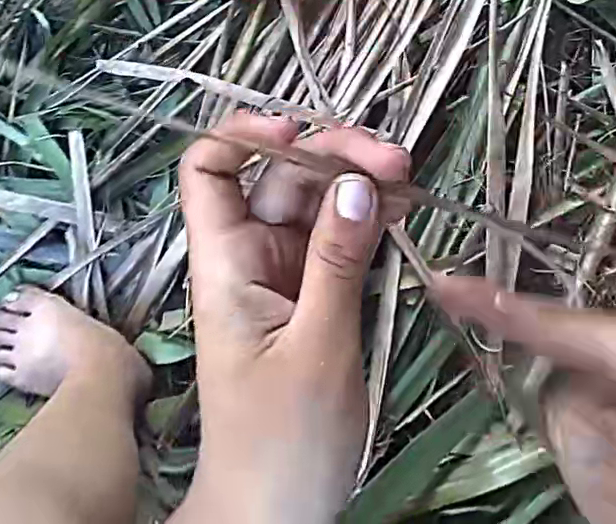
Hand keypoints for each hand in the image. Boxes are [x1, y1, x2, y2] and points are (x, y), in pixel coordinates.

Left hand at [172, 111, 410, 523]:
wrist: (278, 517)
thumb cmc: (283, 443)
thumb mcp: (318, 347)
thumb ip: (337, 261)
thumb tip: (358, 184)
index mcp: (226, 262)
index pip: (209, 170)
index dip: (244, 136)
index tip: (295, 131)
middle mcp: (252, 252)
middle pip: (282, 175)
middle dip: (334, 155)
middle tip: (393, 160)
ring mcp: (285, 267)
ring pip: (317, 198)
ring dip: (360, 179)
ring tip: (406, 175)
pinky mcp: (315, 285)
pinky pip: (340, 232)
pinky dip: (369, 213)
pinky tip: (400, 204)